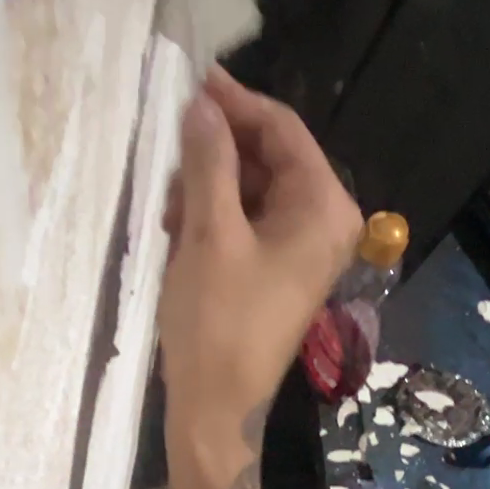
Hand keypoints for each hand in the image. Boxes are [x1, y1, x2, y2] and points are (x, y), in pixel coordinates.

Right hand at [158, 66, 361, 488]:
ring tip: (166, 205)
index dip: (235, 103)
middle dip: (215, 153)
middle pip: (268, 160)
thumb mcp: (208, 234)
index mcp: (323, 207)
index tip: (189, 81)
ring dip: (207, 188)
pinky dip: (212, 219)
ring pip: (250, 193)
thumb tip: (200, 105)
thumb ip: (207, 161)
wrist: (215, 407)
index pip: (282, 131)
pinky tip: (177, 229)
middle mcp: (322, 223)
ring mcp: (299, 251)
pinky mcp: (274, 273)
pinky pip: (245, 225)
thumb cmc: (216, 321)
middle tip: (167, 153)